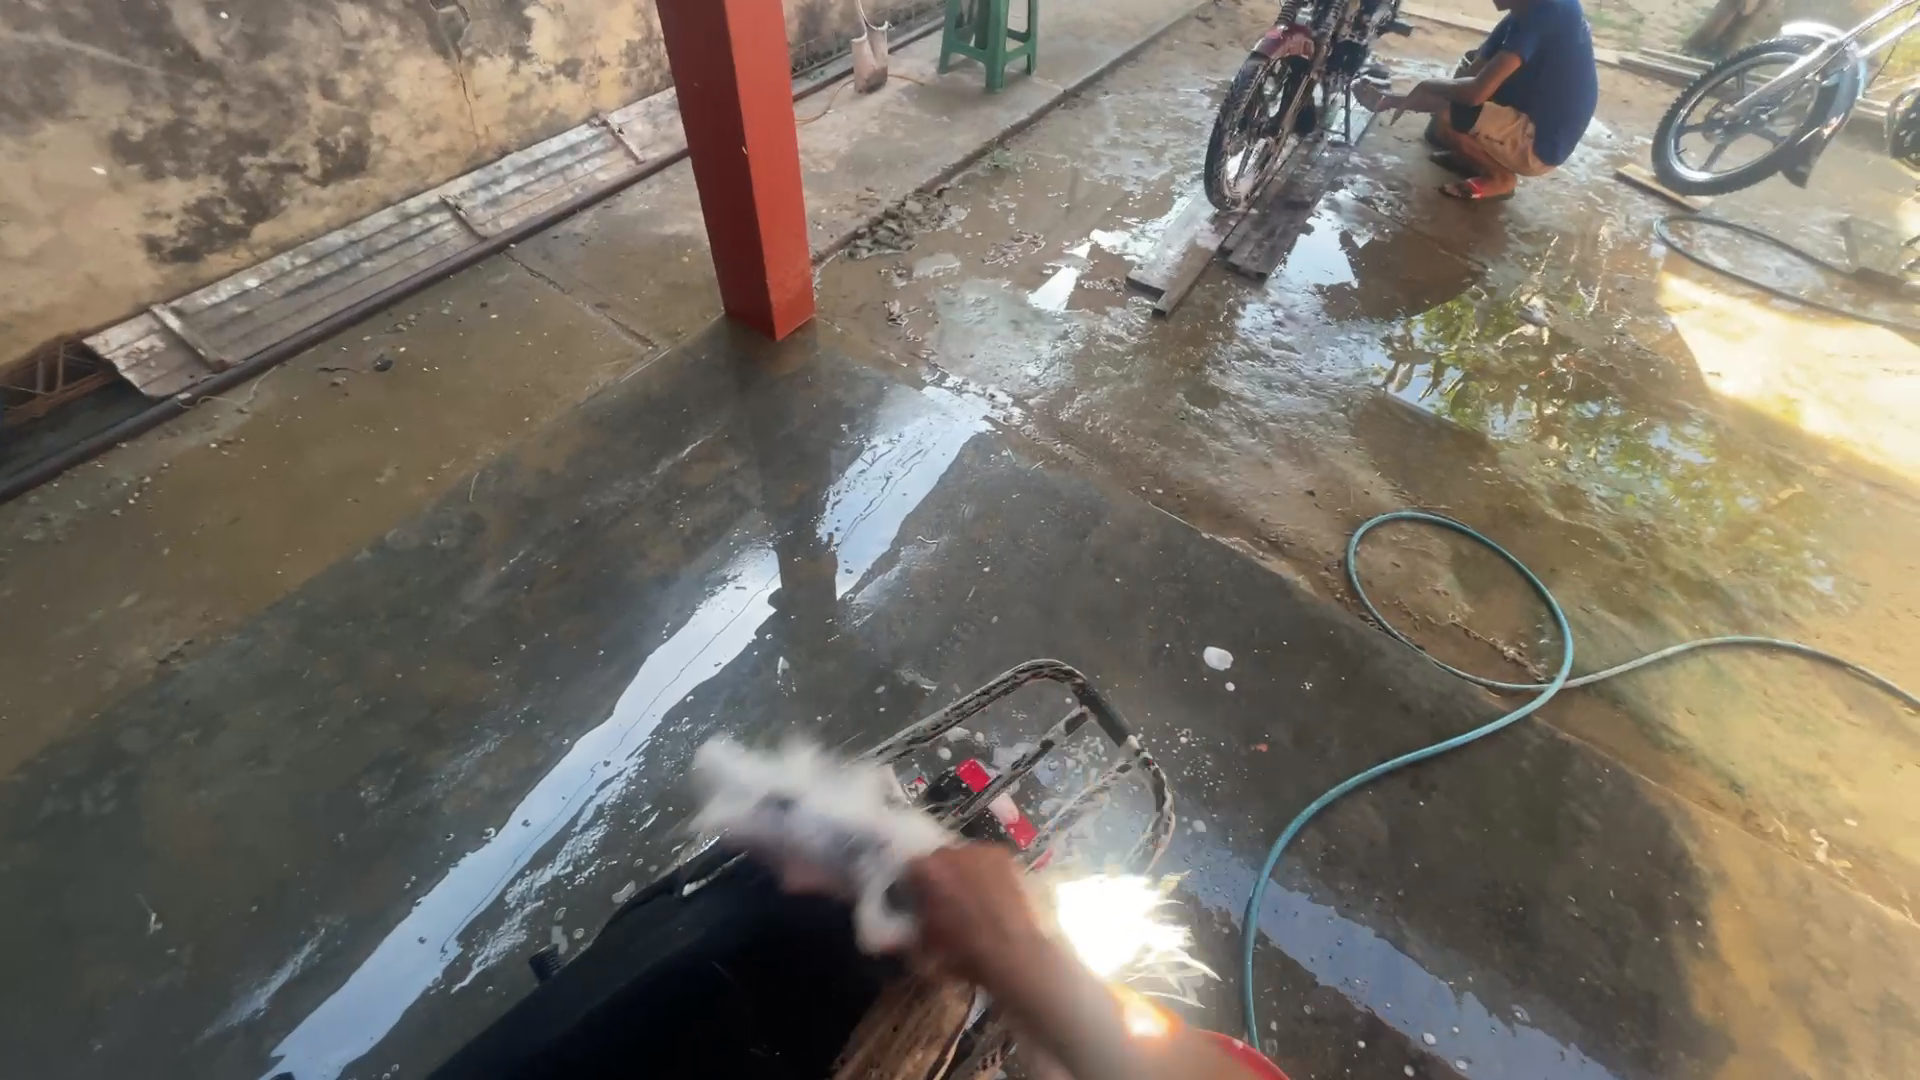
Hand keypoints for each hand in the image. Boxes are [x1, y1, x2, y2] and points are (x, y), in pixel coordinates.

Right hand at [903, 843, 1050, 989]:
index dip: (916, 885)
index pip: (912, 869)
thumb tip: (914, 917)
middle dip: (941, 876)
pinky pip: (987, 858)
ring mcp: (978, 850)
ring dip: (964, 871)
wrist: (1010, 952)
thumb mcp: (926, 943)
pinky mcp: (1002, 854)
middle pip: (939, 859)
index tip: (921, 899)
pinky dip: (987, 870)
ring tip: (974, 896)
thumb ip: (915, 922)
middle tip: (948, 900)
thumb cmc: (964, 952)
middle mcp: (949, 853)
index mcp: (926, 871)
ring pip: (965, 856)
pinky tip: (993, 891)